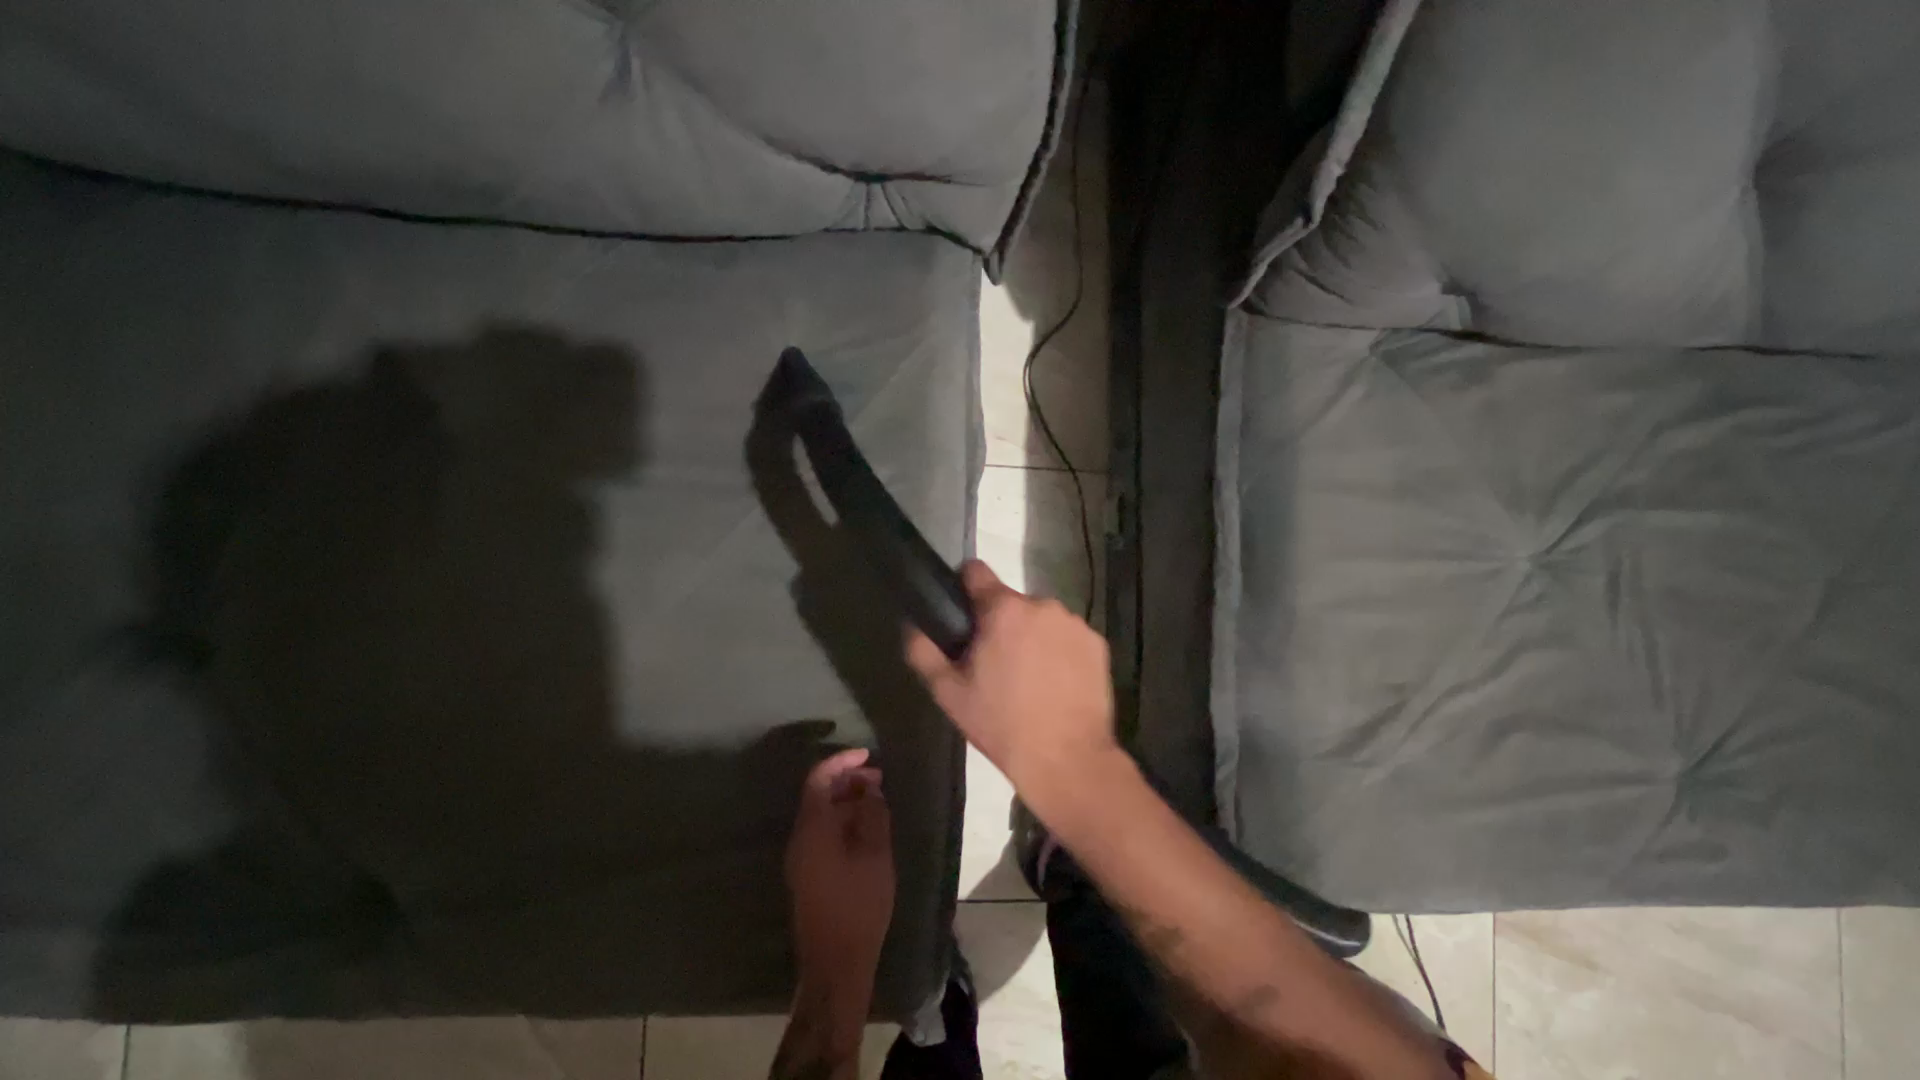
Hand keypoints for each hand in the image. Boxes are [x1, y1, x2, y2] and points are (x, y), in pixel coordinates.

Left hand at [785, 747, 894, 1000]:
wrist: (835, 962)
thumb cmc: (859, 905)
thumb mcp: (875, 855)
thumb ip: (873, 815)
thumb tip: (869, 790)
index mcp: (812, 829)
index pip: (819, 780)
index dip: (842, 762)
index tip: (868, 755)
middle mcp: (799, 839)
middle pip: (818, 797)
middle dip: (847, 781)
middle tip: (879, 779)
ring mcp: (800, 859)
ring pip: (820, 816)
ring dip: (846, 803)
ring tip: (877, 801)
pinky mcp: (807, 875)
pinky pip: (821, 834)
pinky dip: (842, 822)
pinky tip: (866, 830)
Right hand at [905, 561, 1119, 801]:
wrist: (1066, 759)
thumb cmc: (1001, 724)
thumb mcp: (949, 694)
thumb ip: (924, 653)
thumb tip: (912, 627)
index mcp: (1003, 609)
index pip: (976, 572)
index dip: (964, 587)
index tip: (961, 612)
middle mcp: (1042, 605)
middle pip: (1010, 602)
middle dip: (1000, 624)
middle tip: (994, 664)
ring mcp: (1075, 623)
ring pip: (1041, 619)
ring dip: (1031, 636)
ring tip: (1028, 679)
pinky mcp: (1098, 644)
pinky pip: (1068, 637)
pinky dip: (1059, 652)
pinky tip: (1055, 685)